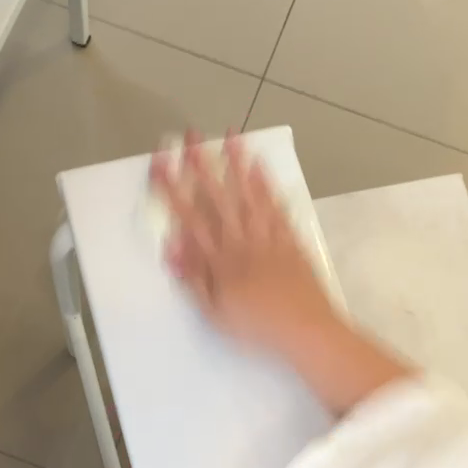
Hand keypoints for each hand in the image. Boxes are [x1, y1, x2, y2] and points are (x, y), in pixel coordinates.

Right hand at [152, 130, 343, 363]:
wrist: (307, 331)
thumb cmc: (257, 328)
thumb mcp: (215, 314)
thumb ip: (193, 279)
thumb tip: (171, 247)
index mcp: (220, 261)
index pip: (190, 218)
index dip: (173, 190)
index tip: (160, 163)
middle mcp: (242, 242)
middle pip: (218, 198)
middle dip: (202, 165)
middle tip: (191, 135)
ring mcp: (268, 238)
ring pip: (249, 196)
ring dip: (238, 165)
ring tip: (229, 136)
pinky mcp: (290, 240)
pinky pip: (276, 208)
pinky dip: (267, 186)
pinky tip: (260, 166)